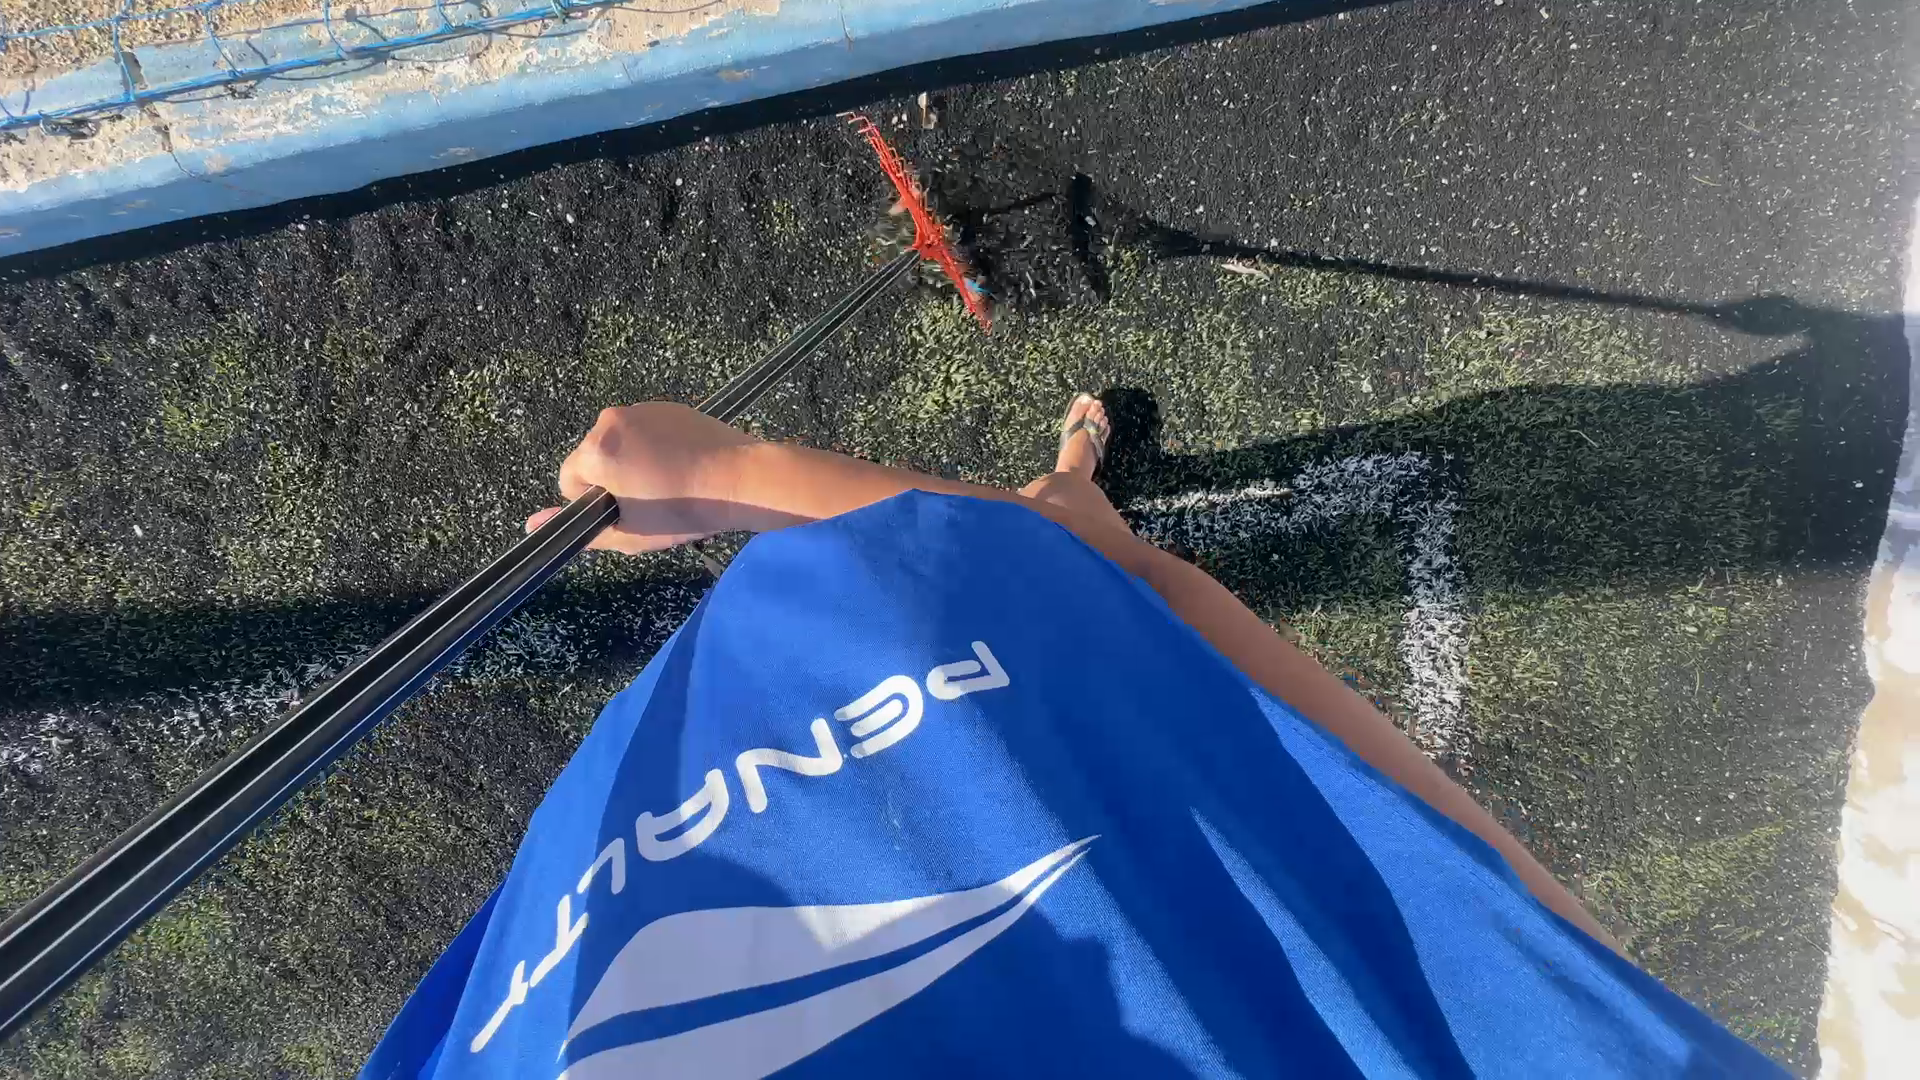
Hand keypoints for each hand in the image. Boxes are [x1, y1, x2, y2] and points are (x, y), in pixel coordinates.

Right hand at [525, 403, 760, 552]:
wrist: (742, 480)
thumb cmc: (686, 511)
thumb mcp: (631, 533)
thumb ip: (580, 531)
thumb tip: (533, 526)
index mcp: (595, 450)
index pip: (571, 479)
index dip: (595, 501)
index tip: (628, 510)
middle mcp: (611, 420)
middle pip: (595, 456)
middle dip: (615, 478)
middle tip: (654, 499)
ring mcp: (643, 409)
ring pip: (623, 442)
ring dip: (636, 461)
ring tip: (673, 483)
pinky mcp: (670, 406)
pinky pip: (648, 430)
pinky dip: (658, 446)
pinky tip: (685, 464)